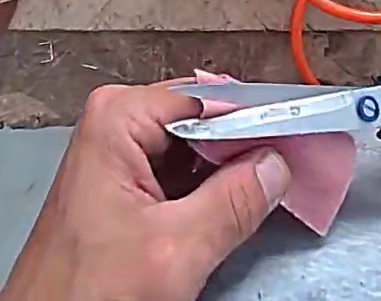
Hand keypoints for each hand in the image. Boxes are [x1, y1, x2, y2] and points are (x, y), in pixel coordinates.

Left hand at [0, 81, 291, 300]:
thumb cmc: (87, 298)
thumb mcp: (172, 252)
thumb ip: (232, 202)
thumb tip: (278, 164)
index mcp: (120, 115)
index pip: (209, 99)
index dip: (253, 119)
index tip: (293, 135)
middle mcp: (119, 119)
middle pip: (204, 117)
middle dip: (241, 144)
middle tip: (284, 165)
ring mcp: (120, 148)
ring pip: (197, 143)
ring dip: (228, 166)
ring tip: (265, 182)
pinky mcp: (125, 178)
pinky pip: (182, 166)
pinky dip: (209, 184)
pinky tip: (233, 199)